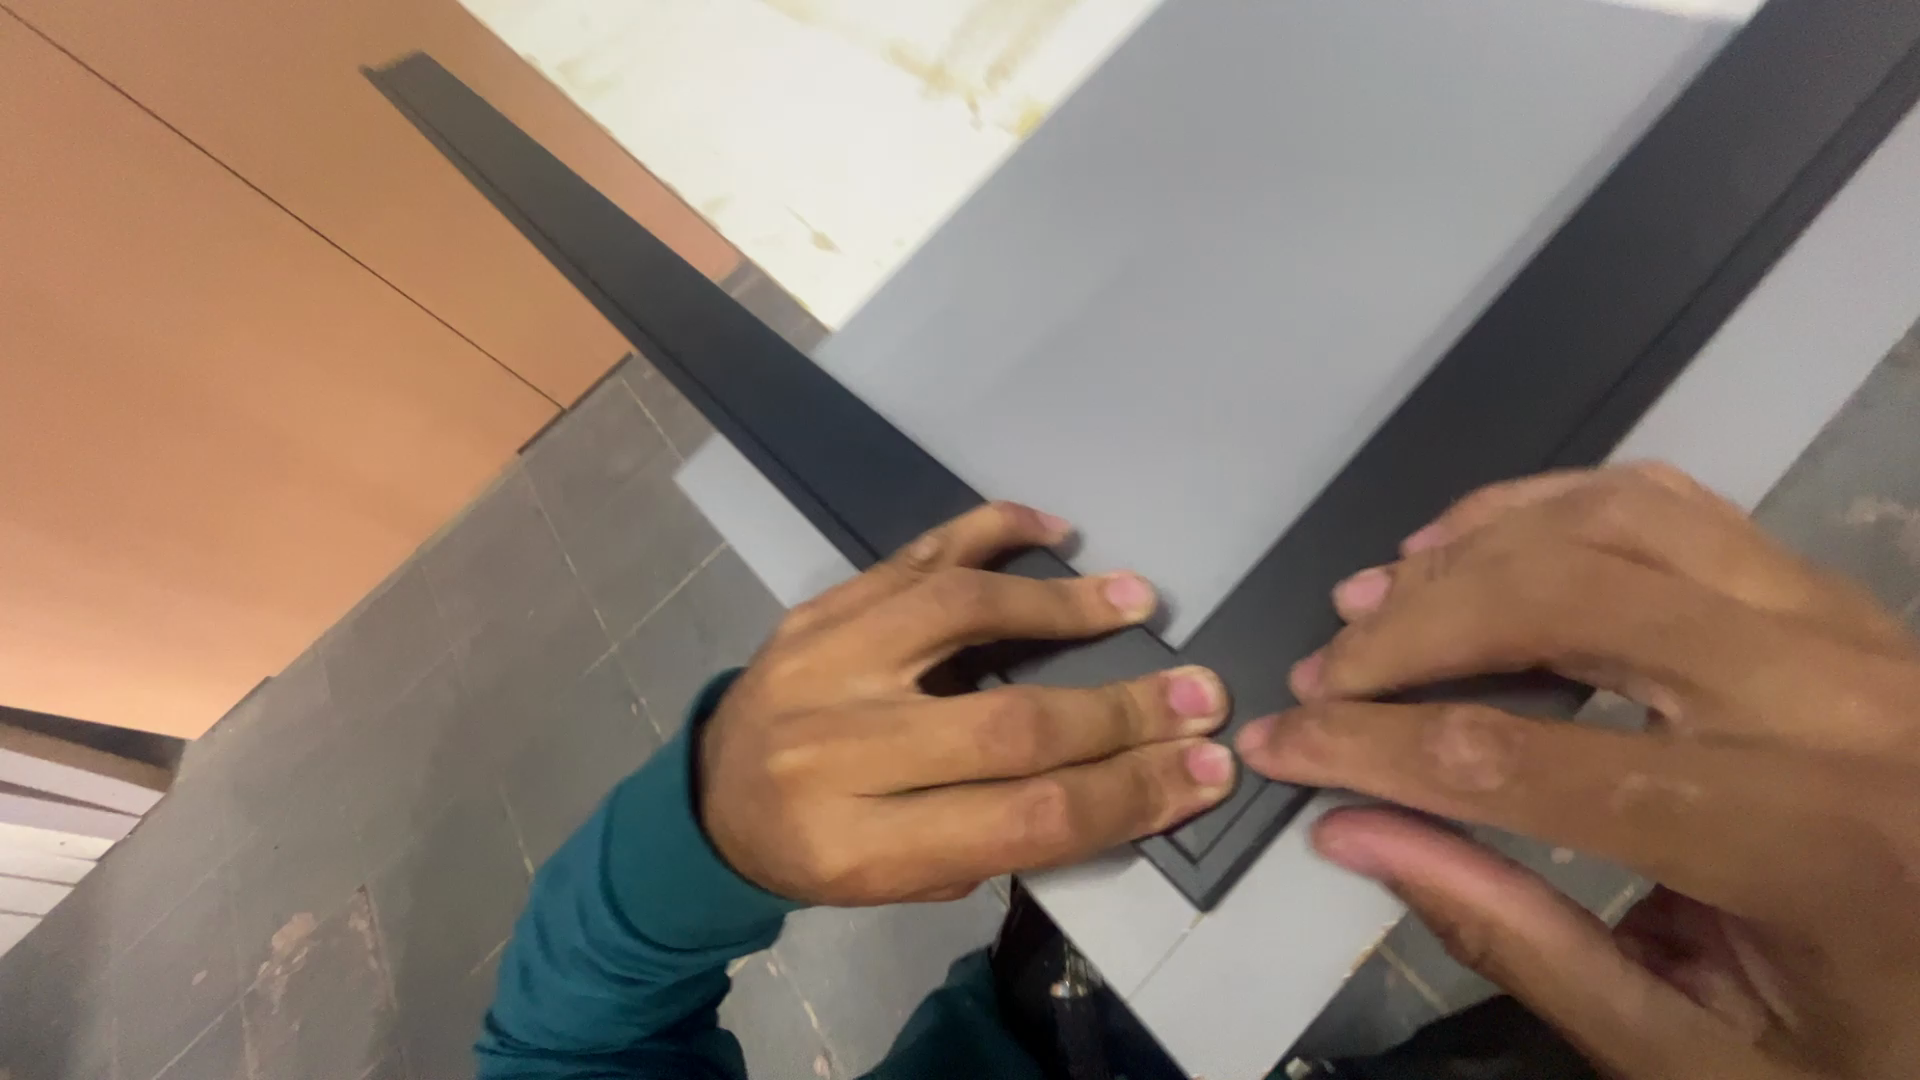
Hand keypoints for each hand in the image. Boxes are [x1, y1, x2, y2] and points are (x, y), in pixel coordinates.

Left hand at [698, 501, 1236, 905]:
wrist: (710, 795)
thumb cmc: (817, 850)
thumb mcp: (898, 881)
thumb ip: (995, 836)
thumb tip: (1109, 779)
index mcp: (859, 845)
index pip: (1022, 821)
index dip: (1127, 796)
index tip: (1202, 770)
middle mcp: (839, 749)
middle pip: (1008, 728)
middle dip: (1121, 713)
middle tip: (1201, 694)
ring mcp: (824, 661)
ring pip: (961, 616)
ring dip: (1062, 608)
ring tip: (1136, 600)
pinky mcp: (822, 607)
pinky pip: (915, 554)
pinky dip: (989, 532)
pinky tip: (1050, 528)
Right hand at [1235, 464, 1919, 1078]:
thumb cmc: (1885, 1060)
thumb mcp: (1695, 1054)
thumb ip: (1506, 932)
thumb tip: (1345, 831)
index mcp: (1818, 839)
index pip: (1510, 760)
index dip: (1360, 747)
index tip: (1272, 742)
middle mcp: (1842, 697)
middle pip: (1554, 602)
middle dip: (1400, 637)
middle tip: (1321, 676)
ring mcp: (1846, 626)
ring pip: (1605, 522)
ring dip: (1460, 556)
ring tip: (1371, 598)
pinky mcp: (1825, 597)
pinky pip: (1660, 503)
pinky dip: (1535, 508)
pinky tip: (1464, 546)